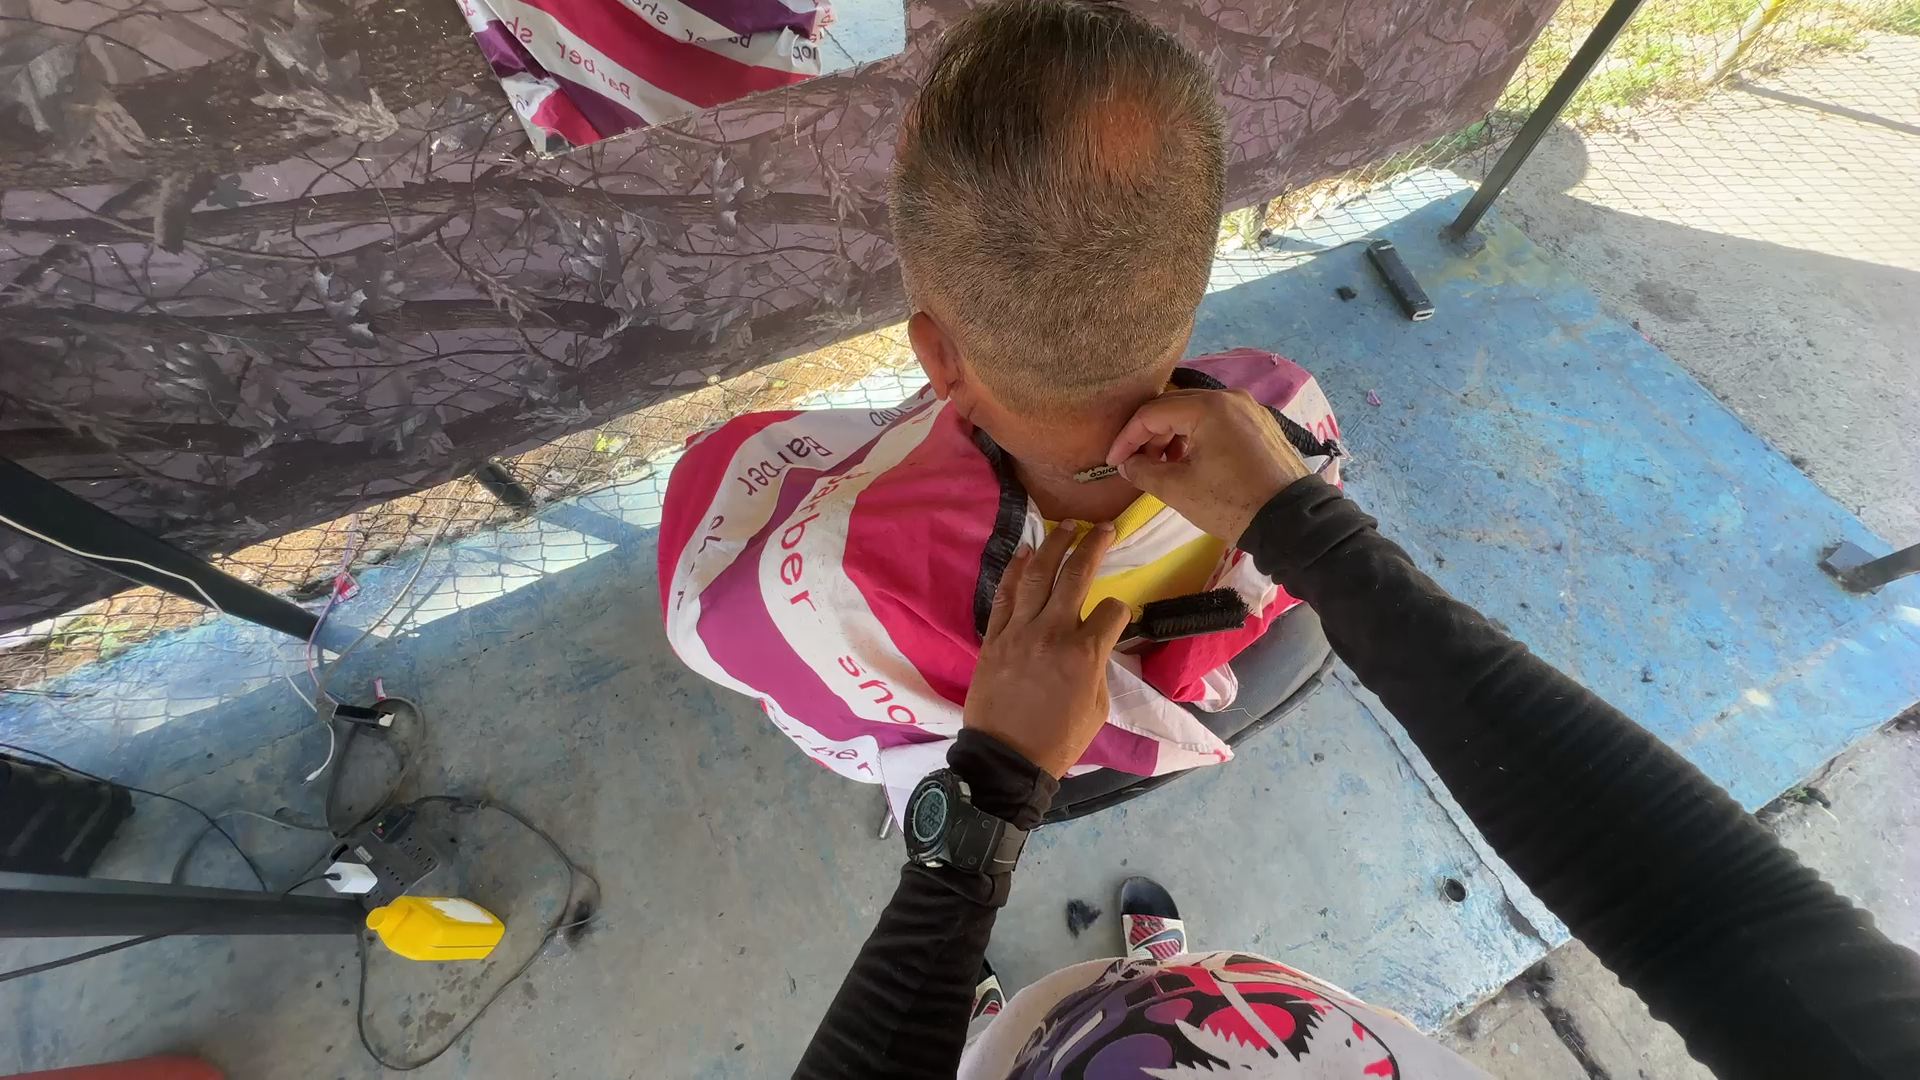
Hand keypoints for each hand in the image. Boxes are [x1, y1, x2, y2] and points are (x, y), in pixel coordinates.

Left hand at [964, 521, 1132, 777]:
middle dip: (1094, 546)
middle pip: (1076, 576)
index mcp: (1085, 654)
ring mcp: (1019, 631)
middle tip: (1105, 527)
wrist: (1006, 758)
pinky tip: (1026, 552)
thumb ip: (1098, 667)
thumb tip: (1094, 644)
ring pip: (1037, 576)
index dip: (1122, 610)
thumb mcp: (1097, 707)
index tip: (1120, 616)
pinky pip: (1005, 595)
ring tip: (1066, 526)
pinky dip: (1014, 571)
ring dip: (1053, 546)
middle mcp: (1053, 632)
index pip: (1113, 611)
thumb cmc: (1058, 739)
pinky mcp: (994, 636)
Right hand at [1105, 388, 1310, 542]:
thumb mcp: (1178, 489)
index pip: (1151, 414)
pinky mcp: (1260, 425)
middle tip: (1136, 464)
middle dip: (1149, 436)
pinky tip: (1189, 463)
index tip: (1114, 462)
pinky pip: (1217, 422)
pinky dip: (1196, 437)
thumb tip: (1127, 464)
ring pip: (1196, 414)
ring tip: (1162, 467)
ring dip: (1172, 437)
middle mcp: (1229, 398)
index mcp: (1207, 407)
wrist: (1291, 522)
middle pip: (1173, 407)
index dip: (1126, 438)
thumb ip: (1144, 471)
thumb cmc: (1230, 502)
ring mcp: (1249, 409)